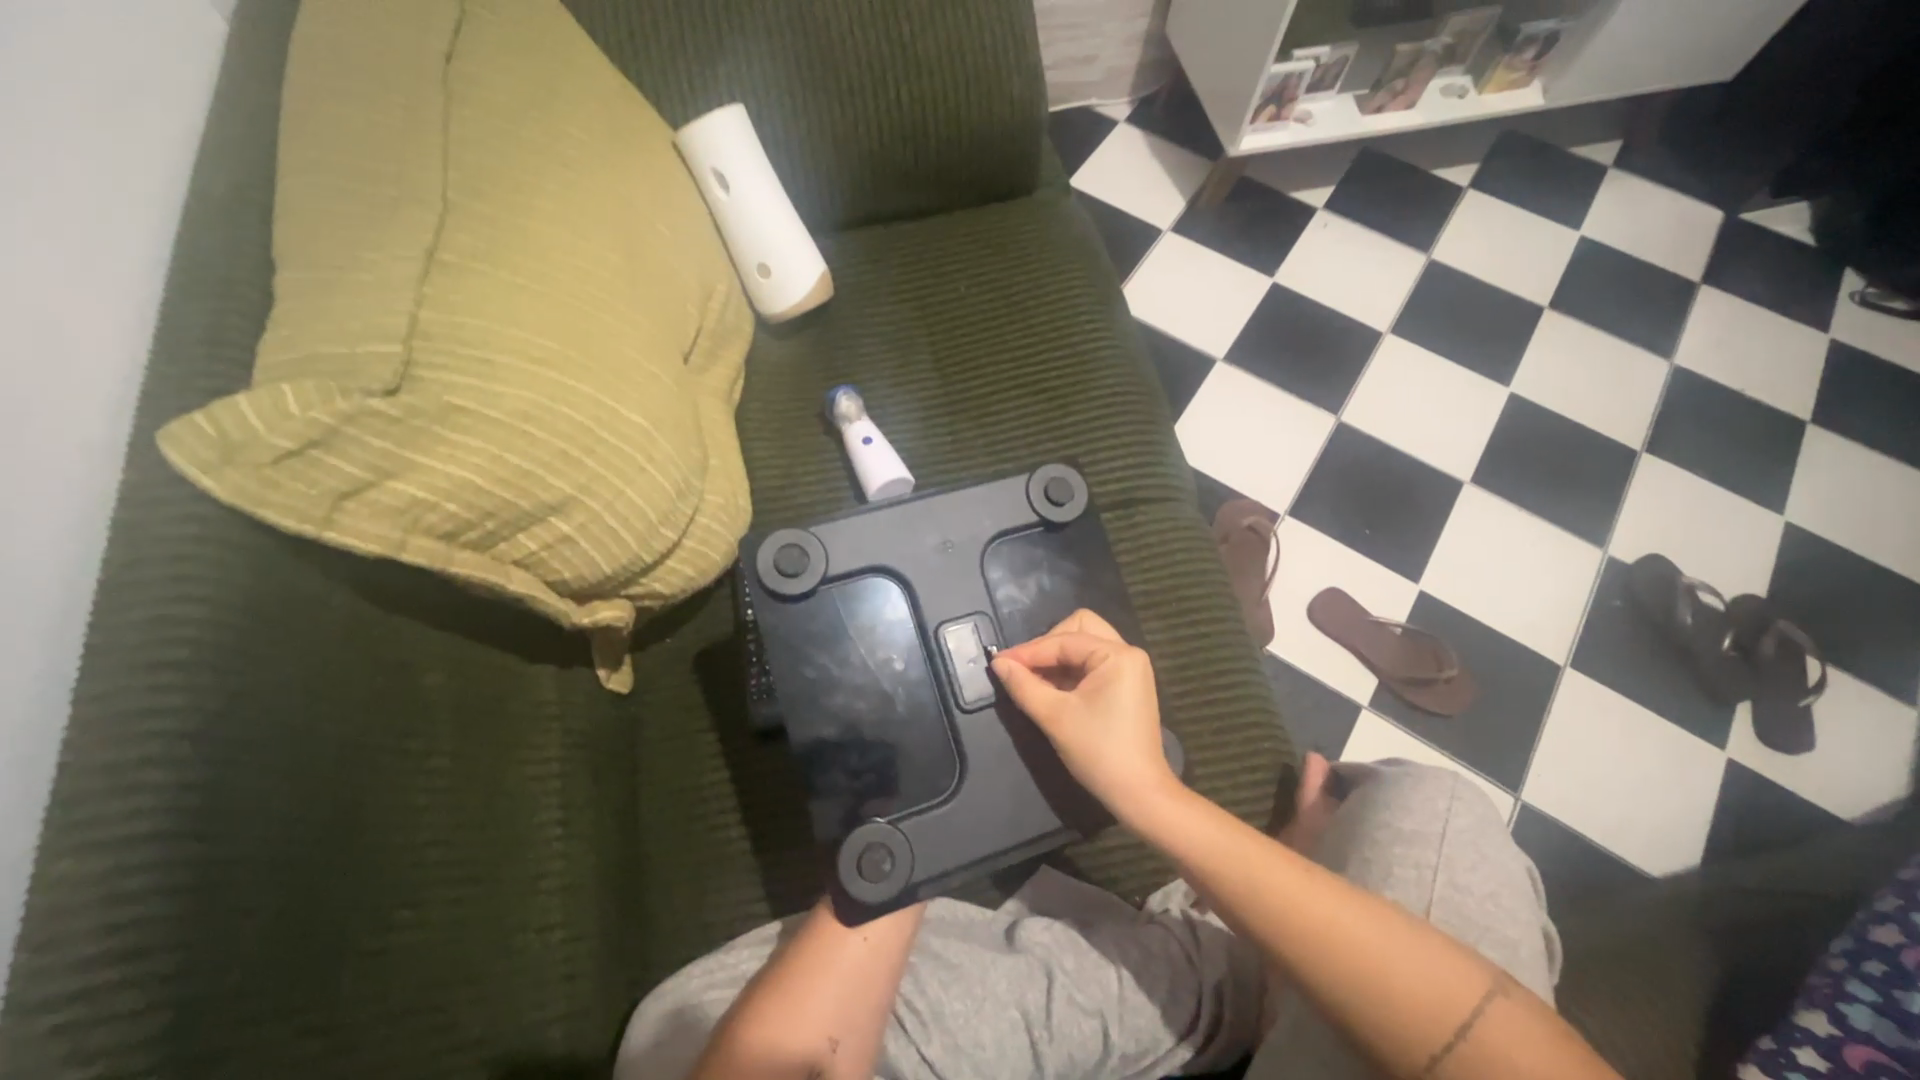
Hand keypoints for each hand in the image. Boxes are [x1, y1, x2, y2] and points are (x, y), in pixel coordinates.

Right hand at [990, 610, 1181, 816]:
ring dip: (1056, 659)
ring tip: (1031, 680)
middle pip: (1079, 629)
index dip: (1028, 651)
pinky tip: (1049, 689)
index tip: (998, 663)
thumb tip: (998, 664)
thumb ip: (1023, 685)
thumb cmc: (1098, 752)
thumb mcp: (1054, 717)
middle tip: (1022, 668)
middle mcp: (1127, 654)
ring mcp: (1129, 670)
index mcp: (1117, 655)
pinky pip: (1091, 665)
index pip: (1064, 640)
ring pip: (1084, 646)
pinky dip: (1069, 672)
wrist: (1138, 793)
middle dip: (1047, 645)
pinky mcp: (1126, 686)